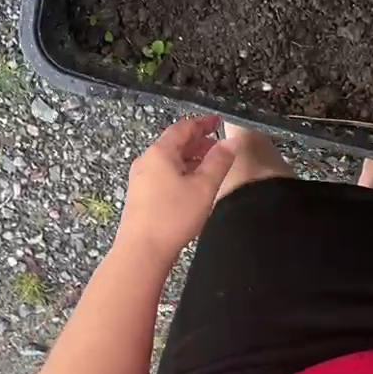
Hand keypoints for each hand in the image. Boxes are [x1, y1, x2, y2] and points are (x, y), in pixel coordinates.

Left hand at [114, 114, 236, 258]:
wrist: (142, 251)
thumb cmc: (172, 217)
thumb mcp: (203, 186)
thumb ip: (219, 161)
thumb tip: (231, 141)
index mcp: (160, 153)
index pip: (183, 128)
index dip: (203, 123)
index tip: (217, 121)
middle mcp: (146, 161)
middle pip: (174, 143)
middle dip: (198, 142)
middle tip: (219, 146)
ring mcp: (141, 179)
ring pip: (169, 160)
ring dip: (190, 158)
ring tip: (211, 166)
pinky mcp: (141, 195)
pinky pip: (163, 174)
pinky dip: (181, 172)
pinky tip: (193, 185)